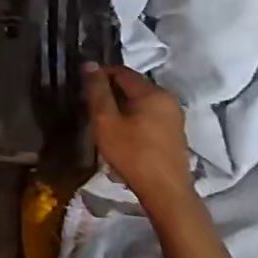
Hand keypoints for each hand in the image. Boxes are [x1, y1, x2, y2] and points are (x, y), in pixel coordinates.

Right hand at [83, 63, 192, 199]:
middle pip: (133, 85)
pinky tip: (123, 134)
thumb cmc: (133, 154)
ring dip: (121, 106)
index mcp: (152, 92)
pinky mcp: (174, 132)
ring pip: (141, 101)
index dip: (100, 75)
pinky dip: (134, 117)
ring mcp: (174, 116)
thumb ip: (97, 91)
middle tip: (91, 106)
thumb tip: (90, 64)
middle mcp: (167, 98)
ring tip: (104, 121)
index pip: (121, 71)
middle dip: (110, 91)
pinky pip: (149, 114)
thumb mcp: (106, 121)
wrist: (166, 193)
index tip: (83, 88)